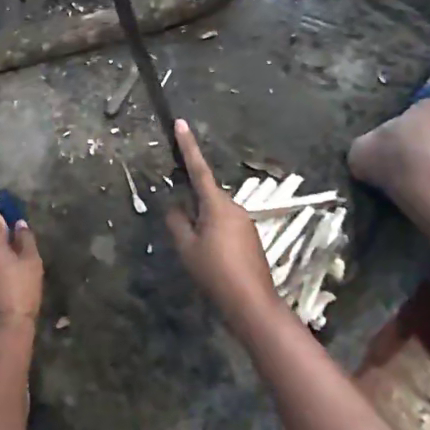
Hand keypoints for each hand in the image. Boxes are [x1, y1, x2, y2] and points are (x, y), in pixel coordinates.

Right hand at [165, 120, 283, 328]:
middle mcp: (234, 207)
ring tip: (196, 252)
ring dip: (203, 222)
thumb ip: (177, 221)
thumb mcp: (187, 247)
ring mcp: (245, 223)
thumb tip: (176, 206)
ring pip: (215, 213)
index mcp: (216, 204)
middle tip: (181, 228)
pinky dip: (214, 234)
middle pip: (206, 195)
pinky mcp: (251, 239)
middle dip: (192, 204)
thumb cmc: (216, 272)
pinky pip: (226, 226)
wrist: (253, 306)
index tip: (181, 123)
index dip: (188, 146)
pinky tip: (211, 259)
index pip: (198, 168)